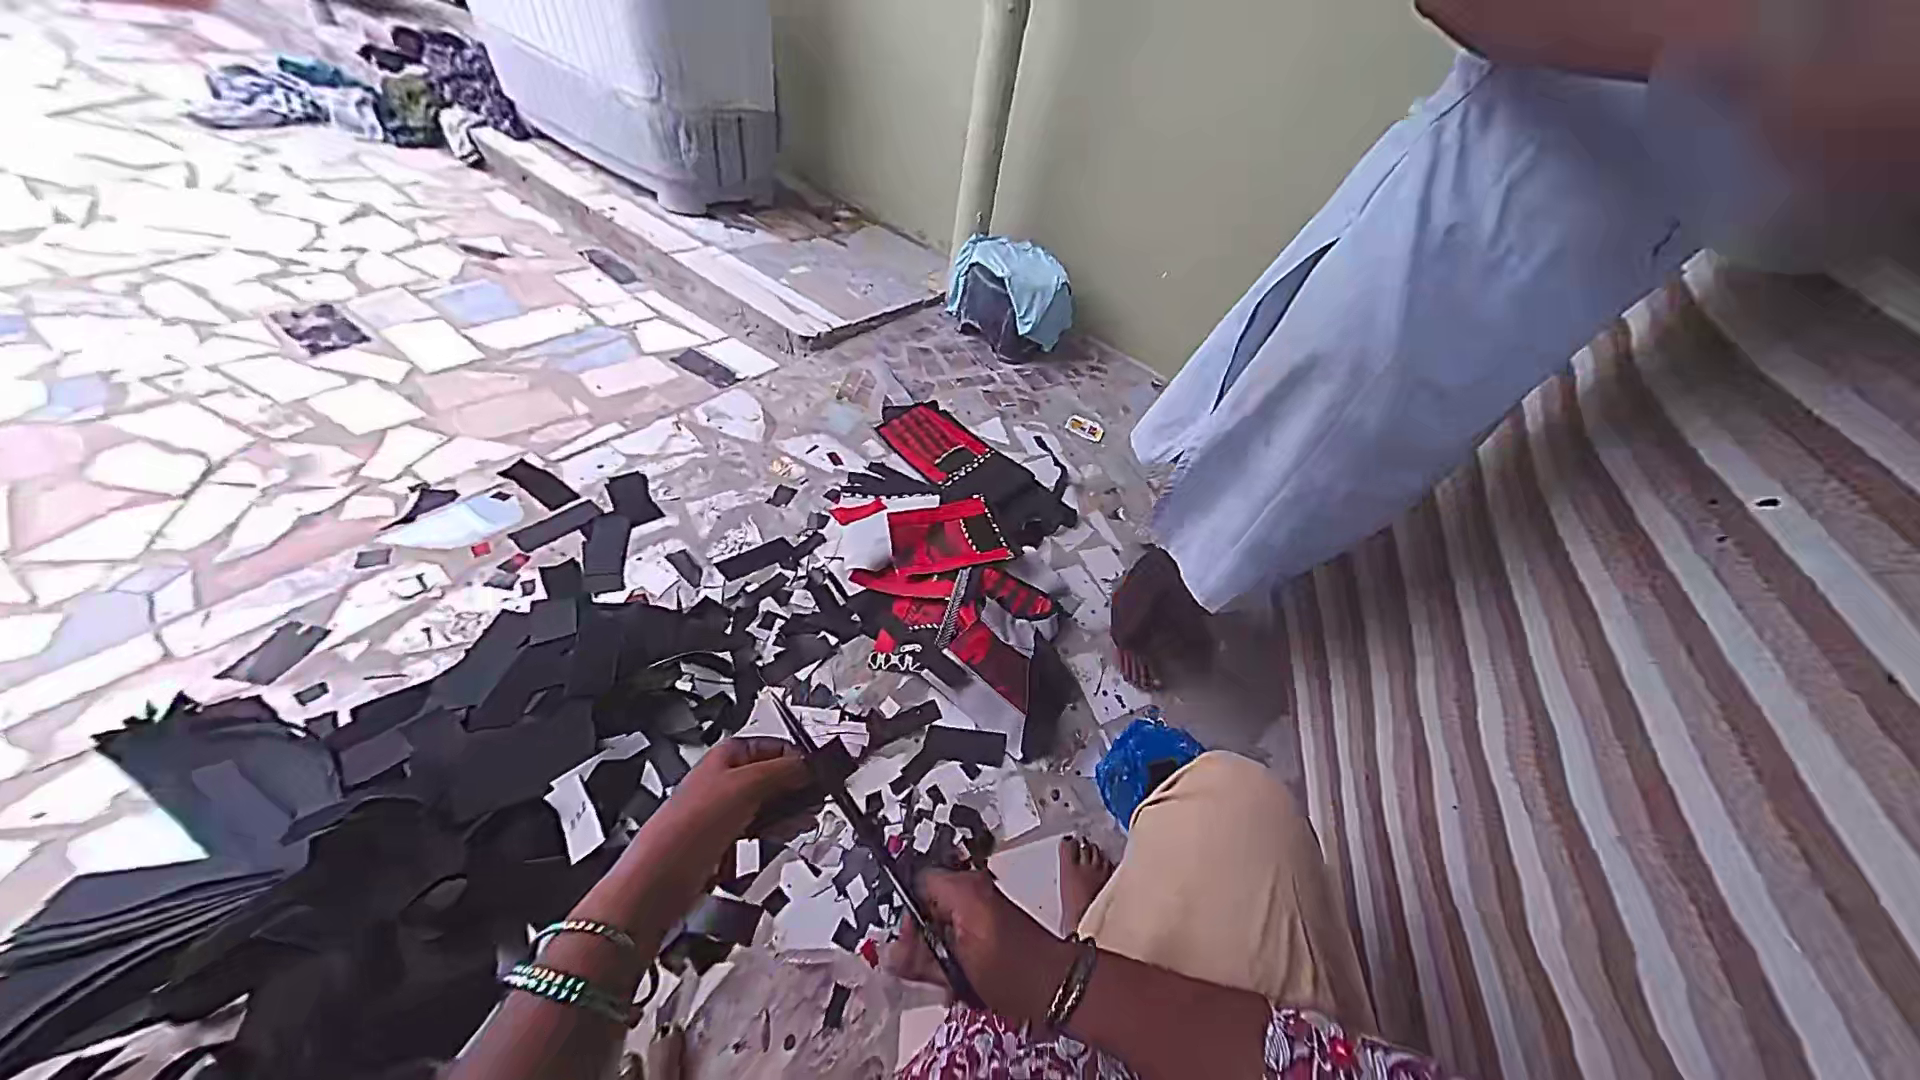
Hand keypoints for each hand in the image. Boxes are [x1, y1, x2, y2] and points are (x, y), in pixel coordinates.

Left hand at [651, 737, 810, 856]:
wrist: (660, 881)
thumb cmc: (687, 828)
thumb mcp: (747, 785)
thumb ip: (785, 770)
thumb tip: (810, 766)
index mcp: (728, 754)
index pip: (776, 746)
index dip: (799, 760)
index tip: (818, 774)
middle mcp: (725, 779)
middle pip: (774, 777)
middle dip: (796, 790)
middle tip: (814, 800)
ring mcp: (725, 811)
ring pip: (769, 806)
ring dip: (788, 814)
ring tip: (801, 820)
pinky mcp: (725, 840)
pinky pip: (759, 831)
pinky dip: (773, 833)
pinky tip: (781, 837)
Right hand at [884, 868, 1077, 1027]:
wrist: (1056, 983)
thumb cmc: (1016, 974)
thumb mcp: (958, 972)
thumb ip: (920, 959)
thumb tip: (892, 953)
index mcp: (963, 890)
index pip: (916, 882)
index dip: (907, 912)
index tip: (908, 940)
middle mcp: (973, 885)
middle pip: (928, 898)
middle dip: (923, 932)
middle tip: (928, 962)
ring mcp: (983, 896)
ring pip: (942, 912)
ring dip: (939, 941)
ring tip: (949, 972)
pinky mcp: (991, 910)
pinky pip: (959, 918)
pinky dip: (955, 941)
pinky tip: (962, 970)